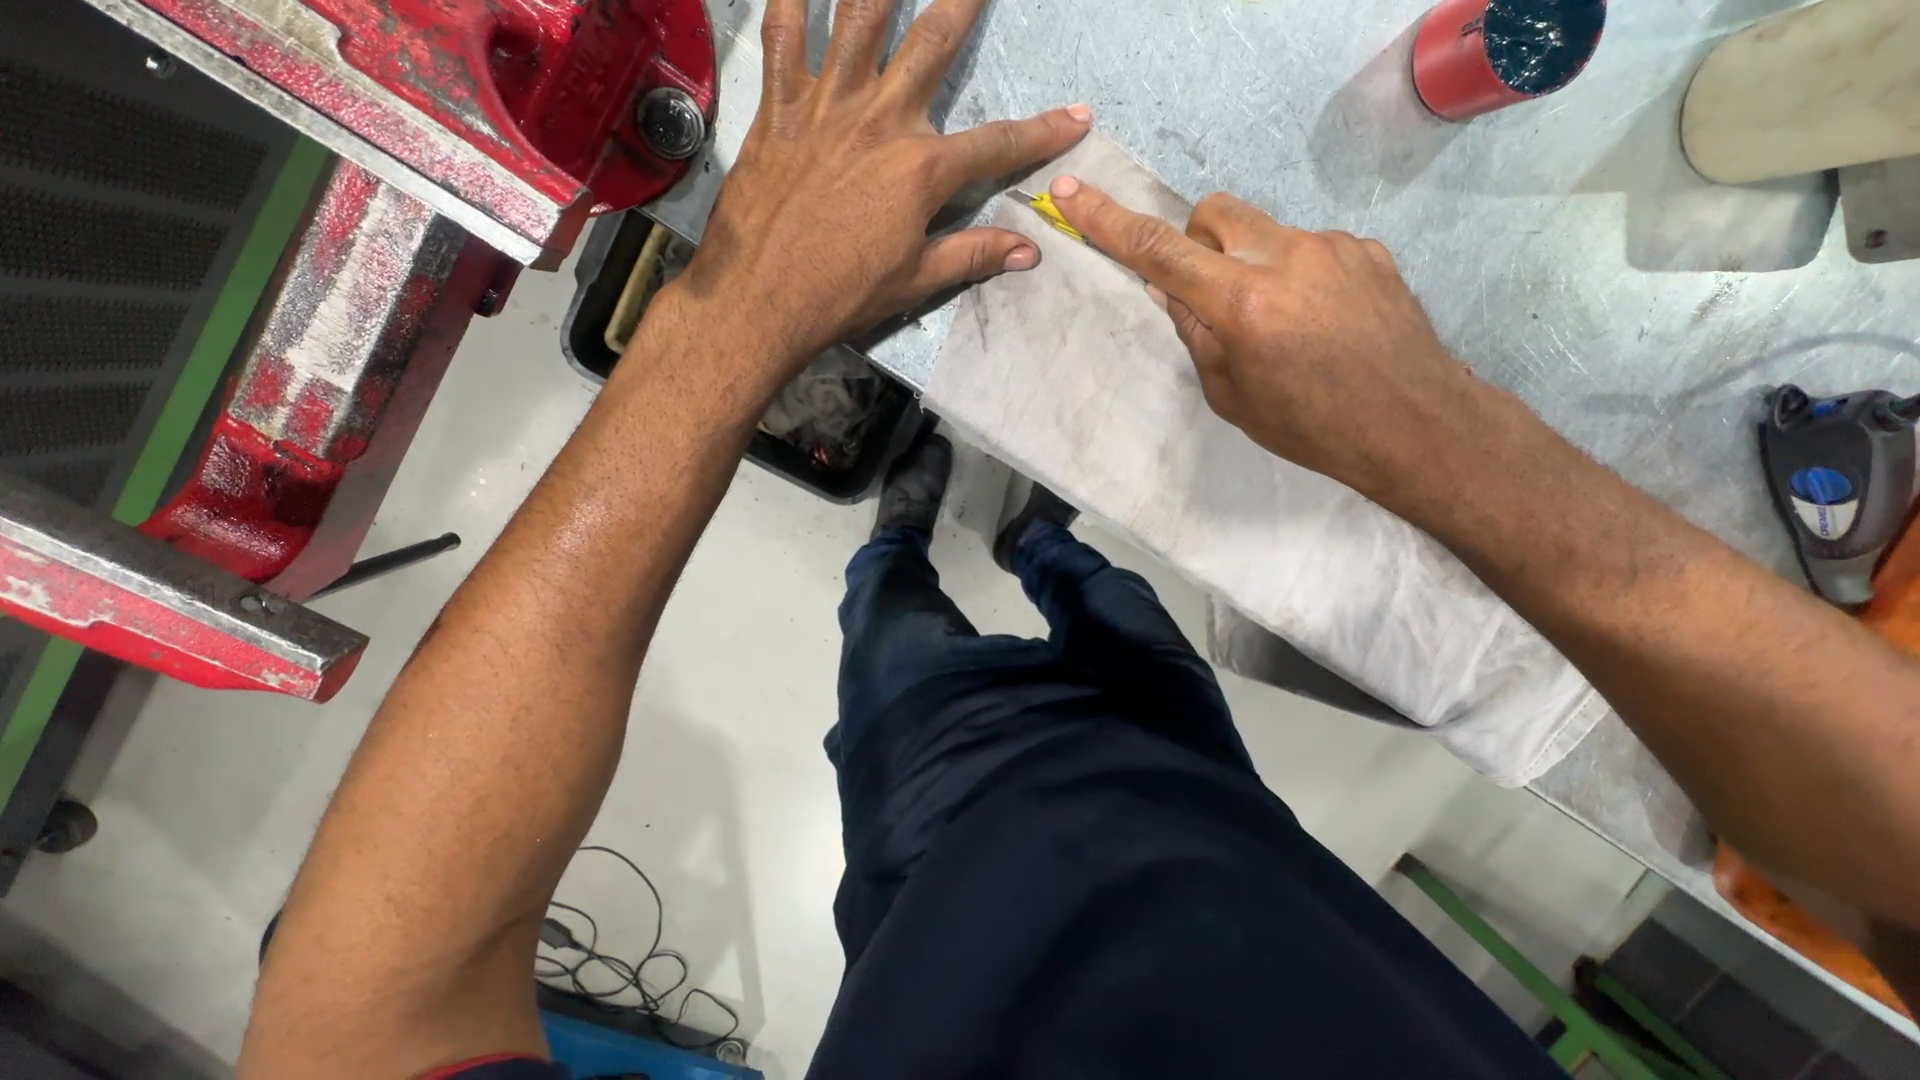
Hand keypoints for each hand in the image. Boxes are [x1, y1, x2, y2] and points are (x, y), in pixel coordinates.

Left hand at [663, 0, 1091, 377]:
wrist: (759, 299)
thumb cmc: (841, 295)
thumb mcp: (916, 281)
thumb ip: (973, 255)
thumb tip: (1029, 252)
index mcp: (921, 170)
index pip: (997, 146)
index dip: (1043, 133)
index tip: (1077, 117)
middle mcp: (880, 121)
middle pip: (933, 42)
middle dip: (964, 2)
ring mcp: (826, 106)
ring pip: (859, 18)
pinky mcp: (779, 107)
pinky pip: (783, 37)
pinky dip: (790, 1)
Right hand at [1048, 177, 1475, 496]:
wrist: (1414, 423)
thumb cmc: (1309, 426)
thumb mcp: (1230, 394)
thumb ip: (1194, 332)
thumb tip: (1167, 286)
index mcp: (1242, 304)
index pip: (1159, 250)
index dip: (1108, 222)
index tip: (1071, 193)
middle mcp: (1285, 258)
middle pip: (1214, 212)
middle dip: (1198, 244)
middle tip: (1212, 295)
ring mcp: (1332, 246)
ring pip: (1264, 231)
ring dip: (1251, 263)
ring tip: (1284, 322)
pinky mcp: (1367, 248)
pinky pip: (1308, 247)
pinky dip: (1297, 274)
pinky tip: (1324, 320)